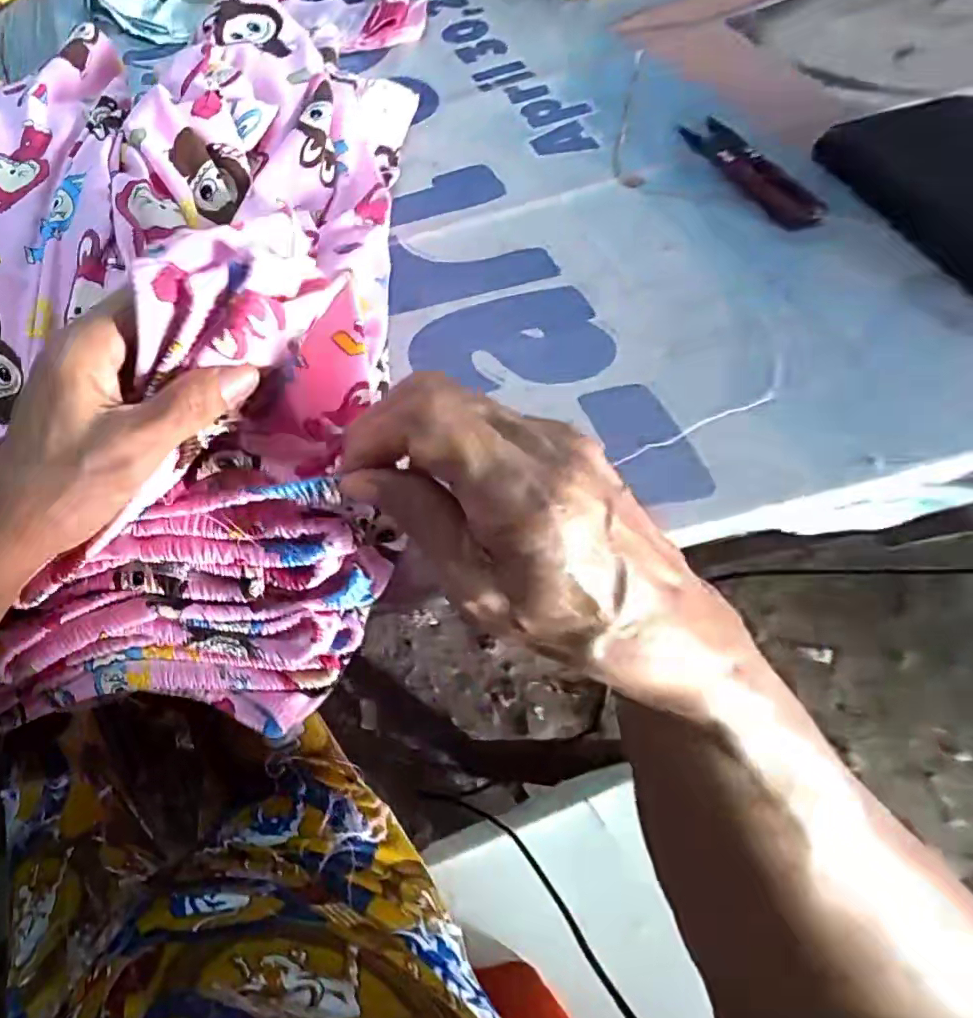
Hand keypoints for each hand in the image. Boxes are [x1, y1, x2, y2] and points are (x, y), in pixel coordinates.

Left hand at [0, 310, 260, 640]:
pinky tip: (191, 403)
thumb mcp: (136, 446)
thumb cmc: (67, 487)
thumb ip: (191, 403)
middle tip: (254, 348)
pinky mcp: (75, 402)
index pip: (152, 296)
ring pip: (139, 356)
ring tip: (235, 372)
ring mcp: (73, 375)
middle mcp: (76, 347)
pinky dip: (157, 389)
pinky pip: (125, 381)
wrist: (11, 532)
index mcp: (85, 342)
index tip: (252, 313)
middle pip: (147, 324)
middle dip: (197, 337)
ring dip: (180, 367)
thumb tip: (248, 368)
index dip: (203, 300)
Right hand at [337, 372, 754, 715]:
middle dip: (379, 425)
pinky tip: (434, 477)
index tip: (350, 477)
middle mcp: (542, 445)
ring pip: (453, 397)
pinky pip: (478, 416)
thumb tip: (359, 477)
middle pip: (433, 391)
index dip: (371, 434)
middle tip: (362, 472)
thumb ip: (418, 518)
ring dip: (405, 428)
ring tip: (391, 476)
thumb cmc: (563, 623)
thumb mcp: (473, 588)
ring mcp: (557, 435)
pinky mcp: (561, 440)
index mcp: (520, 489)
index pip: (426, 415)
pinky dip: (437, 434)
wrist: (666, 625)